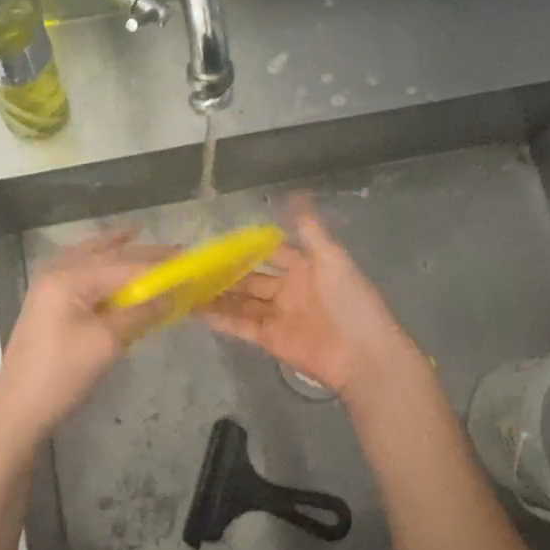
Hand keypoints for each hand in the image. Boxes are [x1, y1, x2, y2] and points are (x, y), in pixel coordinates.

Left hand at [0, 229, 169, 444]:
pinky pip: (80, 269)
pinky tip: (111, 255)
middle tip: (179, 253)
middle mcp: (57, 271)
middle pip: (108, 255)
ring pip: (91, 257)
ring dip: (119, 250)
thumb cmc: (62, 375)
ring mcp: (49, 284)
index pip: (124, 264)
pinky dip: (100, 262)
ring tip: (144, 237)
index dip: (159, 265)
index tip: (190, 263)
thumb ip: (141, 313)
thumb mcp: (106, 343)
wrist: (17, 409)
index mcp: (69, 278)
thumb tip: (175, 294)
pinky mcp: (49, 300)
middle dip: (143, 254)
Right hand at [199, 195, 424, 399]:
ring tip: (187, 287)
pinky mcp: (270, 340)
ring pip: (241, 302)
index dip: (247, 247)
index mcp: (305, 268)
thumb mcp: (332, 258)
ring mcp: (278, 316)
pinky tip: (197, 310)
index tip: (218, 239)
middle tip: (193, 265)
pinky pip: (241, 325)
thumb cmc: (350, 301)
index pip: (271, 252)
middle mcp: (288, 289)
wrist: (363, 354)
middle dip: (226, 273)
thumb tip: (295, 195)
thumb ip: (310, 230)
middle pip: (251, 278)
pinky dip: (221, 318)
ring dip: (218, 296)